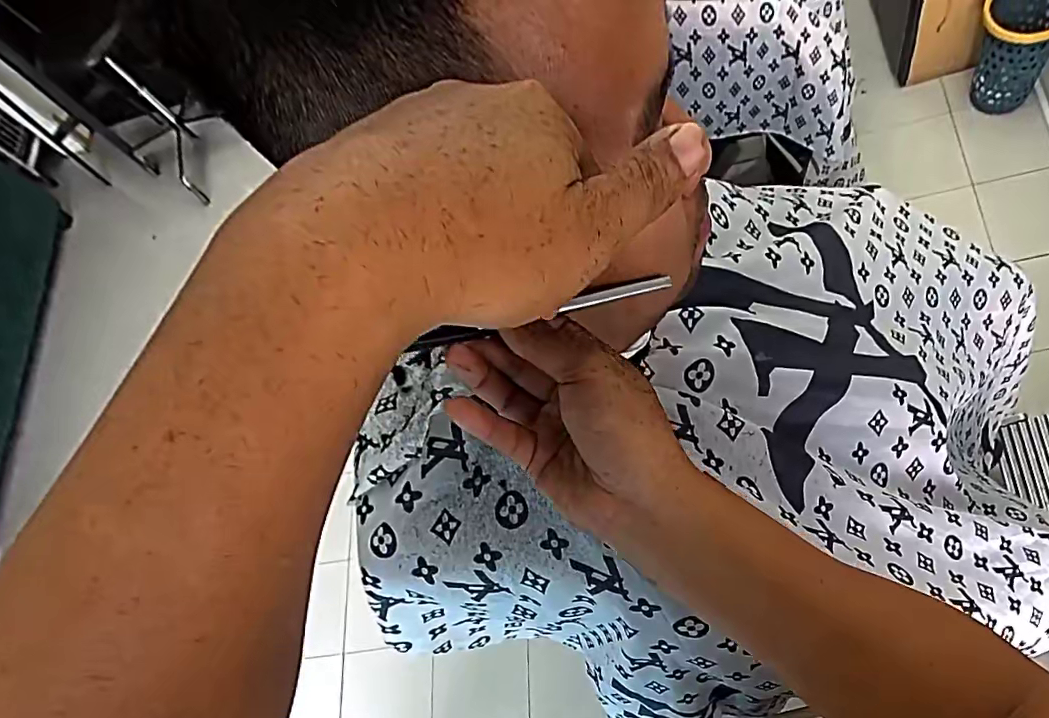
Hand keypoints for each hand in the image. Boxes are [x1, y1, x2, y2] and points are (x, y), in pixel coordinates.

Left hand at [226, 79, 710, 349]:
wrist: (354, 254)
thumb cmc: (471, 250)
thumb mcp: (591, 235)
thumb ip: (646, 188)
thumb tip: (694, 144)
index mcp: (541, 117)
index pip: (587, 174)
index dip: (585, 230)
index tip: (570, 264)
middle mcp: (481, 107)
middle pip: (534, 180)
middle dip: (536, 231)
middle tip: (525, 279)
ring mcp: (425, 125)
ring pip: (481, 192)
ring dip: (486, 235)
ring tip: (475, 279)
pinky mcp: (383, 155)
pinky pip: (432, 200)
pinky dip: (440, 232)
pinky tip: (436, 263)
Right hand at [443, 319, 700, 532]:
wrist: (638, 500)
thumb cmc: (635, 438)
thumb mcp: (592, 372)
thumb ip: (550, 346)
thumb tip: (520, 320)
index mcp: (594, 367)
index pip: (548, 337)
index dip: (517, 324)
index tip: (486, 308)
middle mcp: (574, 395)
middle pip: (524, 365)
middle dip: (492, 348)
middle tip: (460, 332)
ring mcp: (556, 427)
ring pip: (510, 397)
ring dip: (482, 377)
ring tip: (455, 360)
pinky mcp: (540, 457)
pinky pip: (504, 434)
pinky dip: (481, 420)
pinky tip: (461, 405)